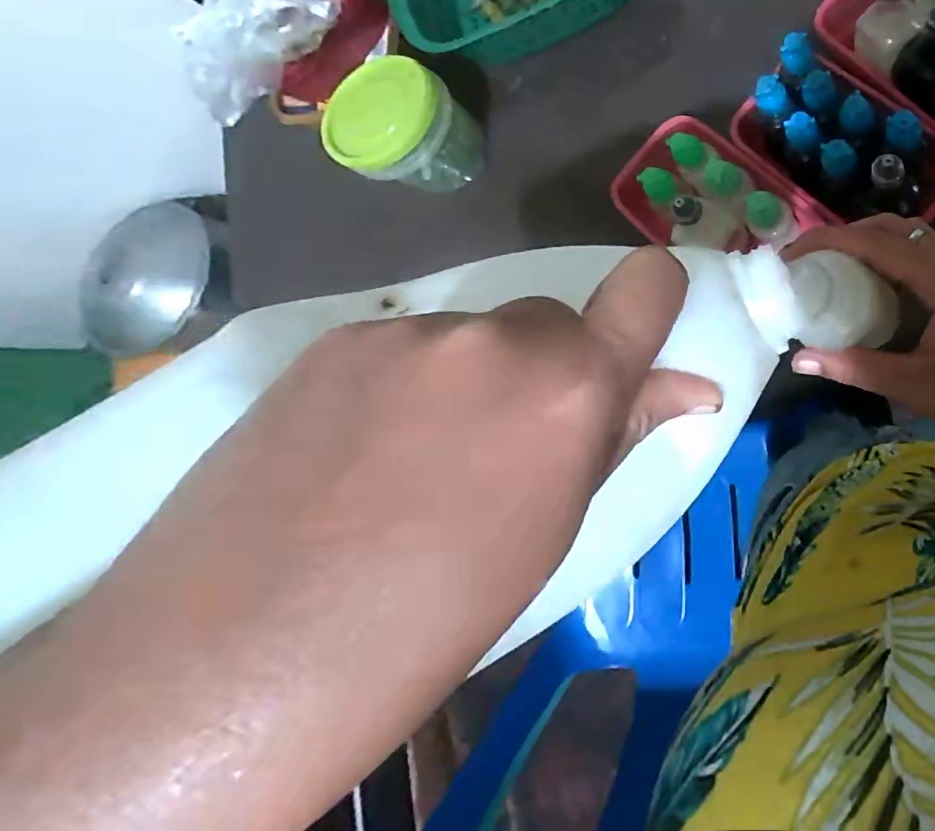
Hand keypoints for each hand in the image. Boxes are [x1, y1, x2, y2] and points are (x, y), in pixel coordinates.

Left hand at [193, 244, 724, 585]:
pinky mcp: (336, 338)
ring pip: (470, 338)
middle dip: (541, 370)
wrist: (243, 646)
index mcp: (567, 388)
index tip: (632, 335)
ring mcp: (408, 331)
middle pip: (546, 323)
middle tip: (499, 446)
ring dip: (465, 381)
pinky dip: (399, 385)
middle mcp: (494, 338)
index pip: (645, 288)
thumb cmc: (436, 614)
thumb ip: (617, 438)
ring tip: (409, 462)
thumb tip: (691, 389)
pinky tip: (354, 452)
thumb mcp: (550, 531)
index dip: (652, 298)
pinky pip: (399, 349)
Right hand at [781, 217, 934, 446]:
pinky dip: (890, 254)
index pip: (876, 243)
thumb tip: (798, 359)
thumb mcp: (913, 386)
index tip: (792, 253)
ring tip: (833, 264)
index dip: (829, 240)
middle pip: (893, 227)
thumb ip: (853, 367)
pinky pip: (923, 252)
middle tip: (809, 257)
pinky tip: (871, 283)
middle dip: (846, 234)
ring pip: (911, 235)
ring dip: (869, 240)